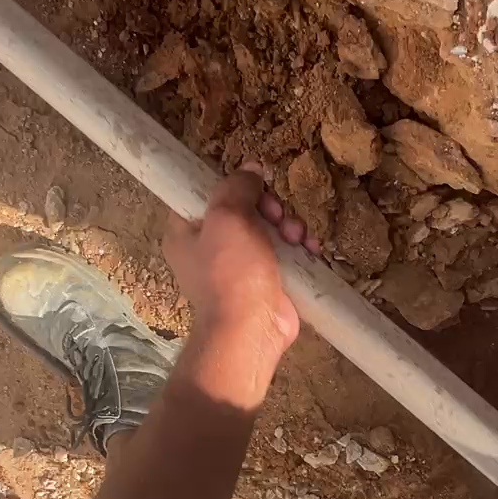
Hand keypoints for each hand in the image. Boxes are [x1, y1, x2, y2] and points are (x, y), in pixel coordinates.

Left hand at [162, 167, 310, 406]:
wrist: (251, 329)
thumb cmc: (231, 272)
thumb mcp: (227, 216)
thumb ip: (237, 187)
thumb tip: (251, 169)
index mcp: (185, 232)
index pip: (205, 195)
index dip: (232, 186)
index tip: (254, 185)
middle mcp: (209, 249)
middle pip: (243, 210)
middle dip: (269, 208)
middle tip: (278, 215)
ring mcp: (239, 267)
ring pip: (268, 229)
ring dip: (288, 226)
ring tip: (298, 237)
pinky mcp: (266, 281)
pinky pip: (284, 253)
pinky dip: (299, 248)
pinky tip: (312, 249)